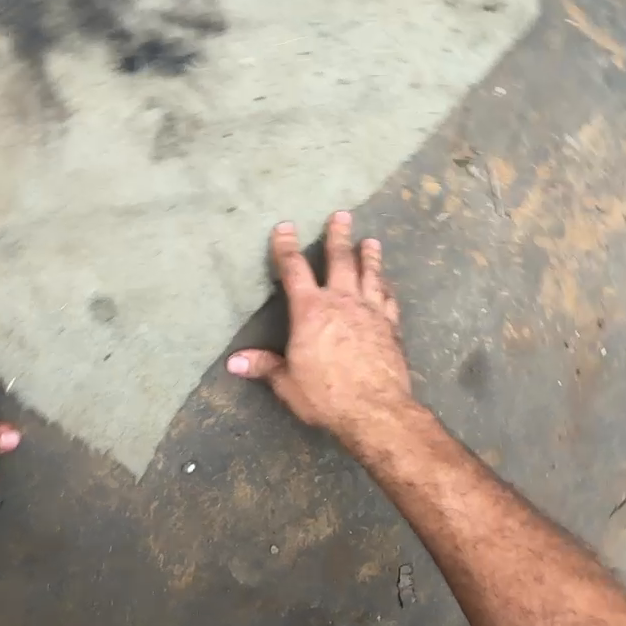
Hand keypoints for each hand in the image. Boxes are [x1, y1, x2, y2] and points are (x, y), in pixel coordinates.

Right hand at [226, 211, 414, 447]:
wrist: (375, 409)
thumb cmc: (325, 395)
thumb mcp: (287, 383)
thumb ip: (264, 367)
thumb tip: (234, 362)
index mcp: (310, 311)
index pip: (294, 270)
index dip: (286, 247)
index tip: (285, 226)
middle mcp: (341, 302)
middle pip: (340, 260)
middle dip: (338, 236)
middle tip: (342, 215)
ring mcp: (371, 312)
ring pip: (370, 274)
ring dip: (369, 256)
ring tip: (370, 240)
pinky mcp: (391, 327)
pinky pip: (389, 299)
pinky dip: (386, 286)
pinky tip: (387, 282)